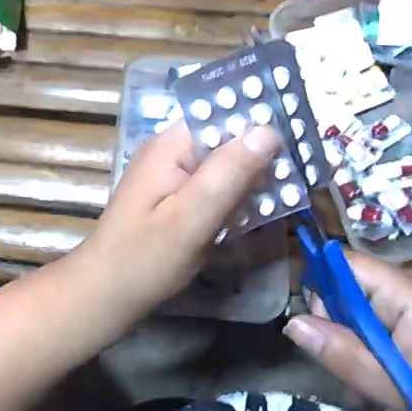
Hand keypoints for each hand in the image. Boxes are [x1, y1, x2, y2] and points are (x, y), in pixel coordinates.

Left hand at [76, 118, 282, 315]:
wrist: (104, 296)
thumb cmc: (145, 257)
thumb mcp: (191, 217)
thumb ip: (228, 173)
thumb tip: (267, 130)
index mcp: (170, 146)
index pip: (219, 114)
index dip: (257, 119)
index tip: (300, 130)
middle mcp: (170, 153)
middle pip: (224, 138)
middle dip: (261, 150)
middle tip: (307, 166)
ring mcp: (171, 177)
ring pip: (223, 165)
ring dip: (253, 176)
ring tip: (297, 187)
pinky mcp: (175, 200)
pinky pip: (214, 187)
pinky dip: (237, 196)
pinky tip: (264, 210)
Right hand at [283, 251, 411, 410]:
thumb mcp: (391, 390)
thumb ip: (340, 354)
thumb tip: (292, 323)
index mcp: (410, 296)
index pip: (346, 264)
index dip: (322, 287)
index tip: (316, 329)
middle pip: (352, 289)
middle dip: (337, 327)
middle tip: (342, 372)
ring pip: (365, 314)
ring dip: (354, 349)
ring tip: (363, 393)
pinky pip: (385, 330)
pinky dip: (374, 356)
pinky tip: (380, 394)